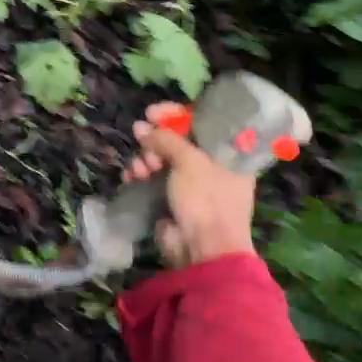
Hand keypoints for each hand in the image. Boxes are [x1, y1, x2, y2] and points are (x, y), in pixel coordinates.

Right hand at [122, 102, 256, 267]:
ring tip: (141, 169)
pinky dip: (140, 174)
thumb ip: (166, 139)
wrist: (202, 248)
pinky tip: (133, 178)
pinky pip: (152, 175)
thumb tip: (142, 127)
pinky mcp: (172, 196)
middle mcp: (211, 166)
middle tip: (141, 139)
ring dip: (145, 158)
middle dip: (155, 139)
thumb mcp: (190, 162)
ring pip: (160, 157)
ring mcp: (191, 183)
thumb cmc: (207, 200)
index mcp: (229, 156)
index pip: (203, 123)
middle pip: (177, 139)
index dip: (176, 115)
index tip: (152, 113)